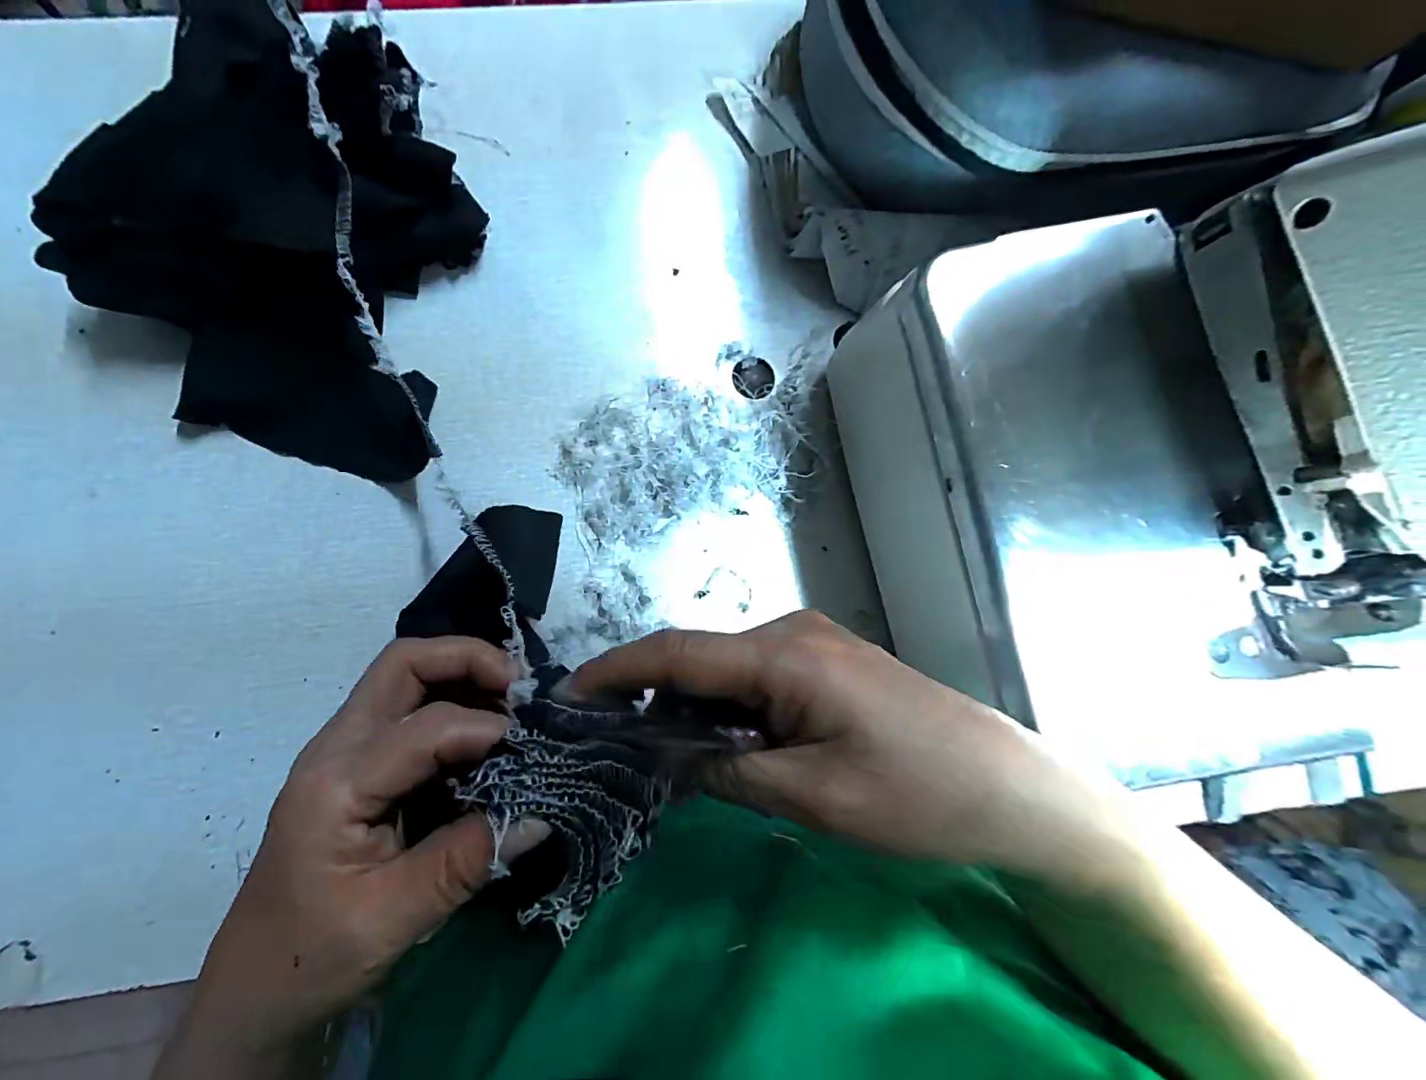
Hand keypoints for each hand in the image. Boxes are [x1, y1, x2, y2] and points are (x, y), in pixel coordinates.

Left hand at [156, 637, 548, 1078]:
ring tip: (511, 705)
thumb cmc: (310, 956)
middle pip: (401, 666)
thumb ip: (463, 862)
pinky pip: (405, 716)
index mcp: (336, 781)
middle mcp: (335, 747)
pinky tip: (484, 740)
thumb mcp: (390, 919)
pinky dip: (449, 711)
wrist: (254, 984)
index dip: (482, 728)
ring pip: (402, 681)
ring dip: (458, 679)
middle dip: (464, 659)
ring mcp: (342, 753)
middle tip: (521, 687)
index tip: (532, 749)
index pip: (422, 728)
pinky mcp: (356, 769)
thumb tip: (536, 815)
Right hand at [568, 612, 1129, 882]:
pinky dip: (717, 705)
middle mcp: (788, 632)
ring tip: (654, 748)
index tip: (566, 694)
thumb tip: (658, 756)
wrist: (1026, 796)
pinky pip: (748, 676)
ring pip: (718, 668)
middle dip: (642, 692)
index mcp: (783, 656)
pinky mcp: (820, 661)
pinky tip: (712, 740)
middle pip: (692, 657)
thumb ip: (722, 770)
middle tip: (603, 736)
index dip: (613, 670)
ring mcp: (807, 642)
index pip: (674, 653)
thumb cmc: (921, 797)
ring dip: (682, 703)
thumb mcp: (811, 797)